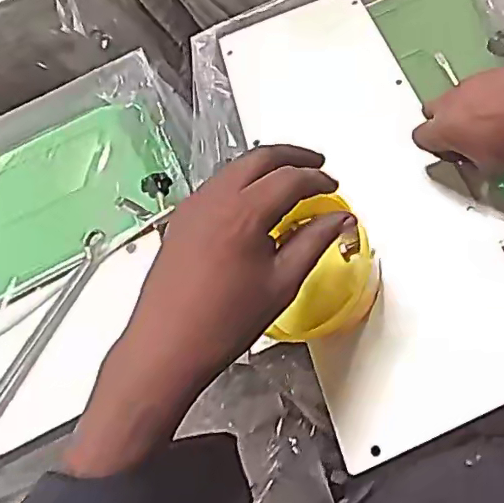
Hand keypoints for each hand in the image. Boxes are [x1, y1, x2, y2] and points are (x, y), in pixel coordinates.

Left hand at [63, 145, 353, 476]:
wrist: (167, 345)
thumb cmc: (219, 323)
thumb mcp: (282, 283)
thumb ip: (313, 242)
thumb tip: (336, 220)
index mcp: (243, 212)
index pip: (290, 177)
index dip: (318, 179)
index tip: (331, 187)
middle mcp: (213, 200)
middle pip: (260, 157)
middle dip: (293, 156)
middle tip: (315, 164)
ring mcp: (193, 207)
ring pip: (236, 168)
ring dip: (266, 167)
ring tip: (289, 182)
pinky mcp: (181, 219)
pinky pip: (217, 185)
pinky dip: (243, 182)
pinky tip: (255, 203)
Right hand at [413, 65, 503, 175]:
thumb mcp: (492, 168)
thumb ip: (474, 164)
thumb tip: (478, 163)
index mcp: (443, 128)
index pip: (421, 138)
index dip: (436, 148)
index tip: (451, 153)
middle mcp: (451, 101)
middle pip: (433, 113)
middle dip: (446, 124)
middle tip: (466, 138)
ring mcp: (470, 83)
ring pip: (458, 98)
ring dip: (468, 110)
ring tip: (494, 125)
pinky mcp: (491, 73)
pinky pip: (481, 86)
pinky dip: (489, 97)